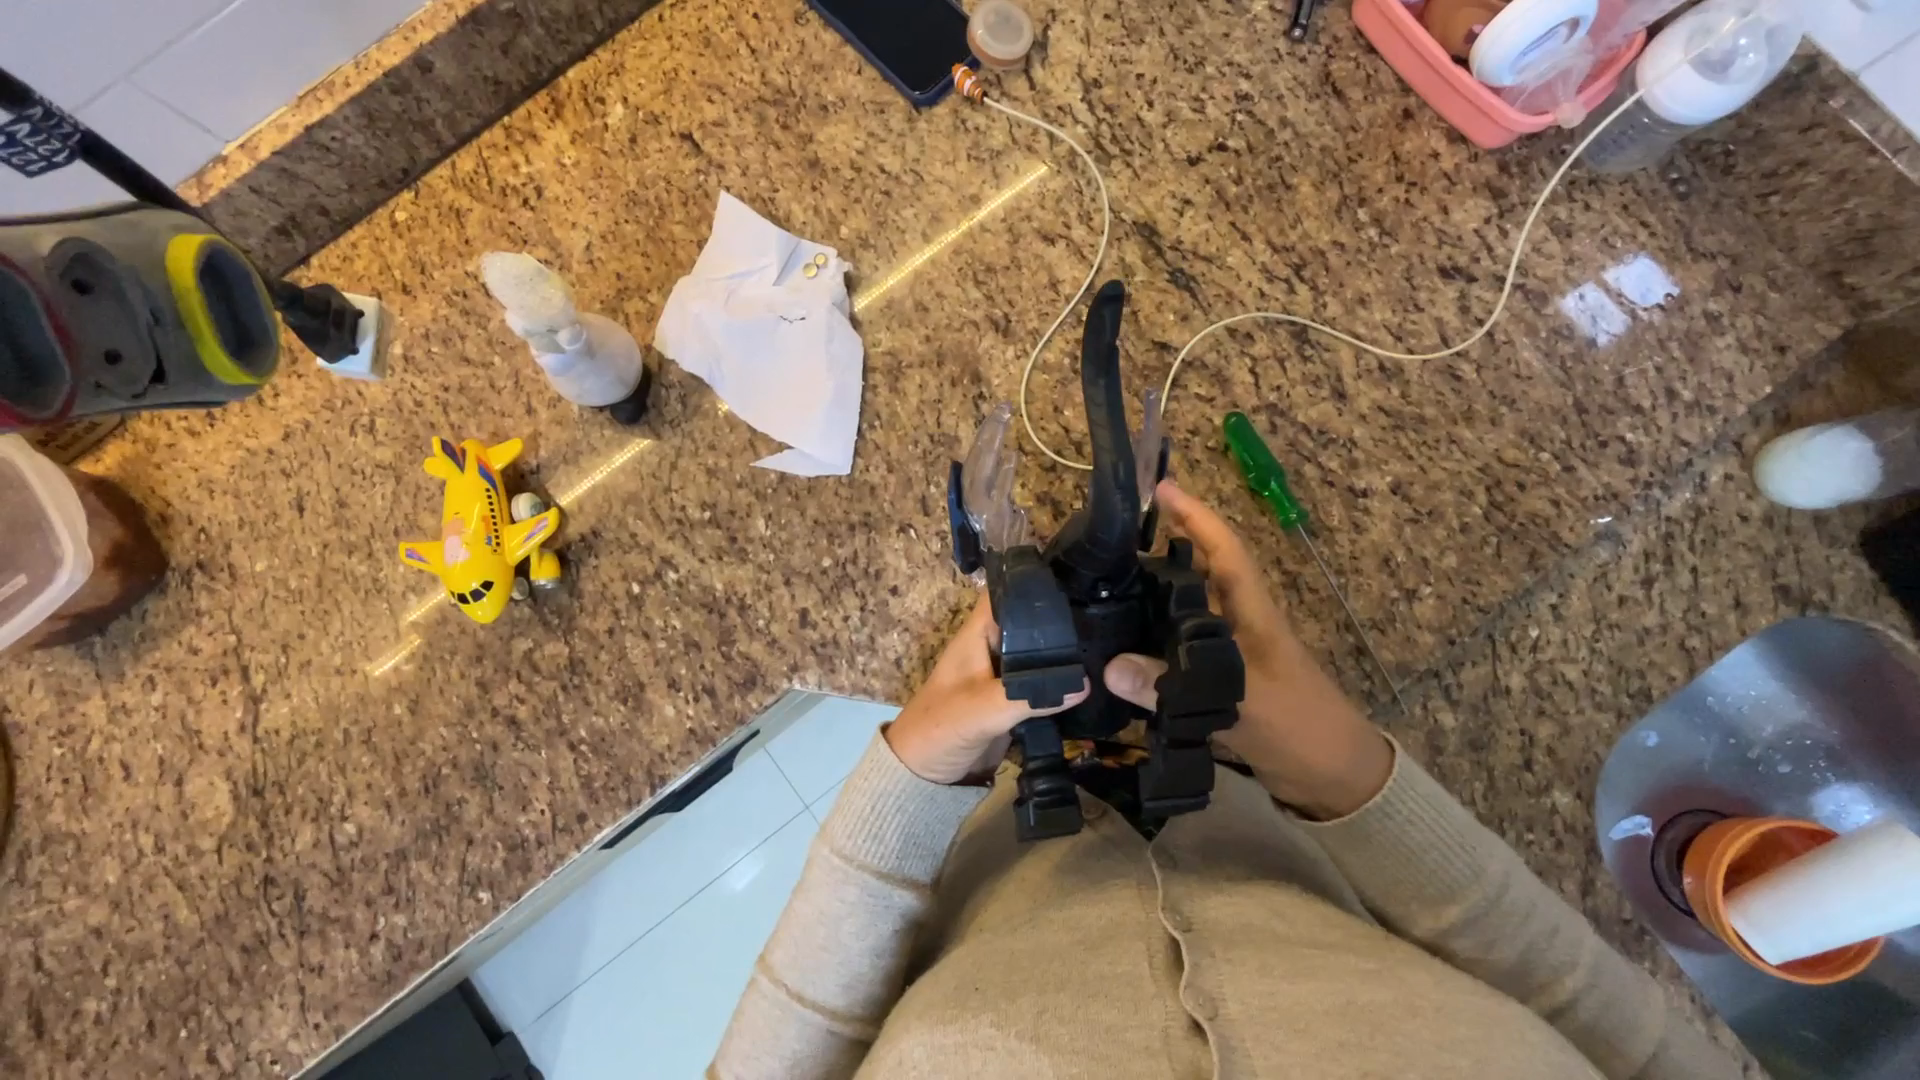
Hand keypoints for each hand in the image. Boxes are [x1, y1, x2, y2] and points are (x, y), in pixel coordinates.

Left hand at [886, 596, 1090, 784]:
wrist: (924, 775)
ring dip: (1065, 657)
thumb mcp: (980, 709)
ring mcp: (1003, 677)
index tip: (1075, 576)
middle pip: (1030, 625)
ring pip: (1039, 657)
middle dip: (1062, 622)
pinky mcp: (1013, 704)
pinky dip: (1060, 687)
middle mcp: (992, 649)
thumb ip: (1026, 695)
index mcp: (977, 635)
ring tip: (1108, 649)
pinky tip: (1093, 686)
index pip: (1005, 594)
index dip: (1033, 582)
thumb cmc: (940, 729)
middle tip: (1105, 616)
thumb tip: (1081, 685)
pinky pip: (1041, 687)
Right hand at [1102, 480, 1393, 819]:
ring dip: (1150, 597)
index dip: (1195, 515)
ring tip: (1101, 591)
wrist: (1332, 777)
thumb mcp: (1242, 704)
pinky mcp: (1219, 682)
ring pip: (1183, 612)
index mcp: (1252, 612)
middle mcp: (1236, 623)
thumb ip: (1177, 686)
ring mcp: (1228, 652)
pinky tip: (1120, 652)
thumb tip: (1110, 667)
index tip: (1160, 487)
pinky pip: (1177, 650)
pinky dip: (1151, 644)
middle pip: (1196, 573)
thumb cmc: (1300, 726)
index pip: (1224, 550)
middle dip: (1159, 550)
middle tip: (1106, 544)